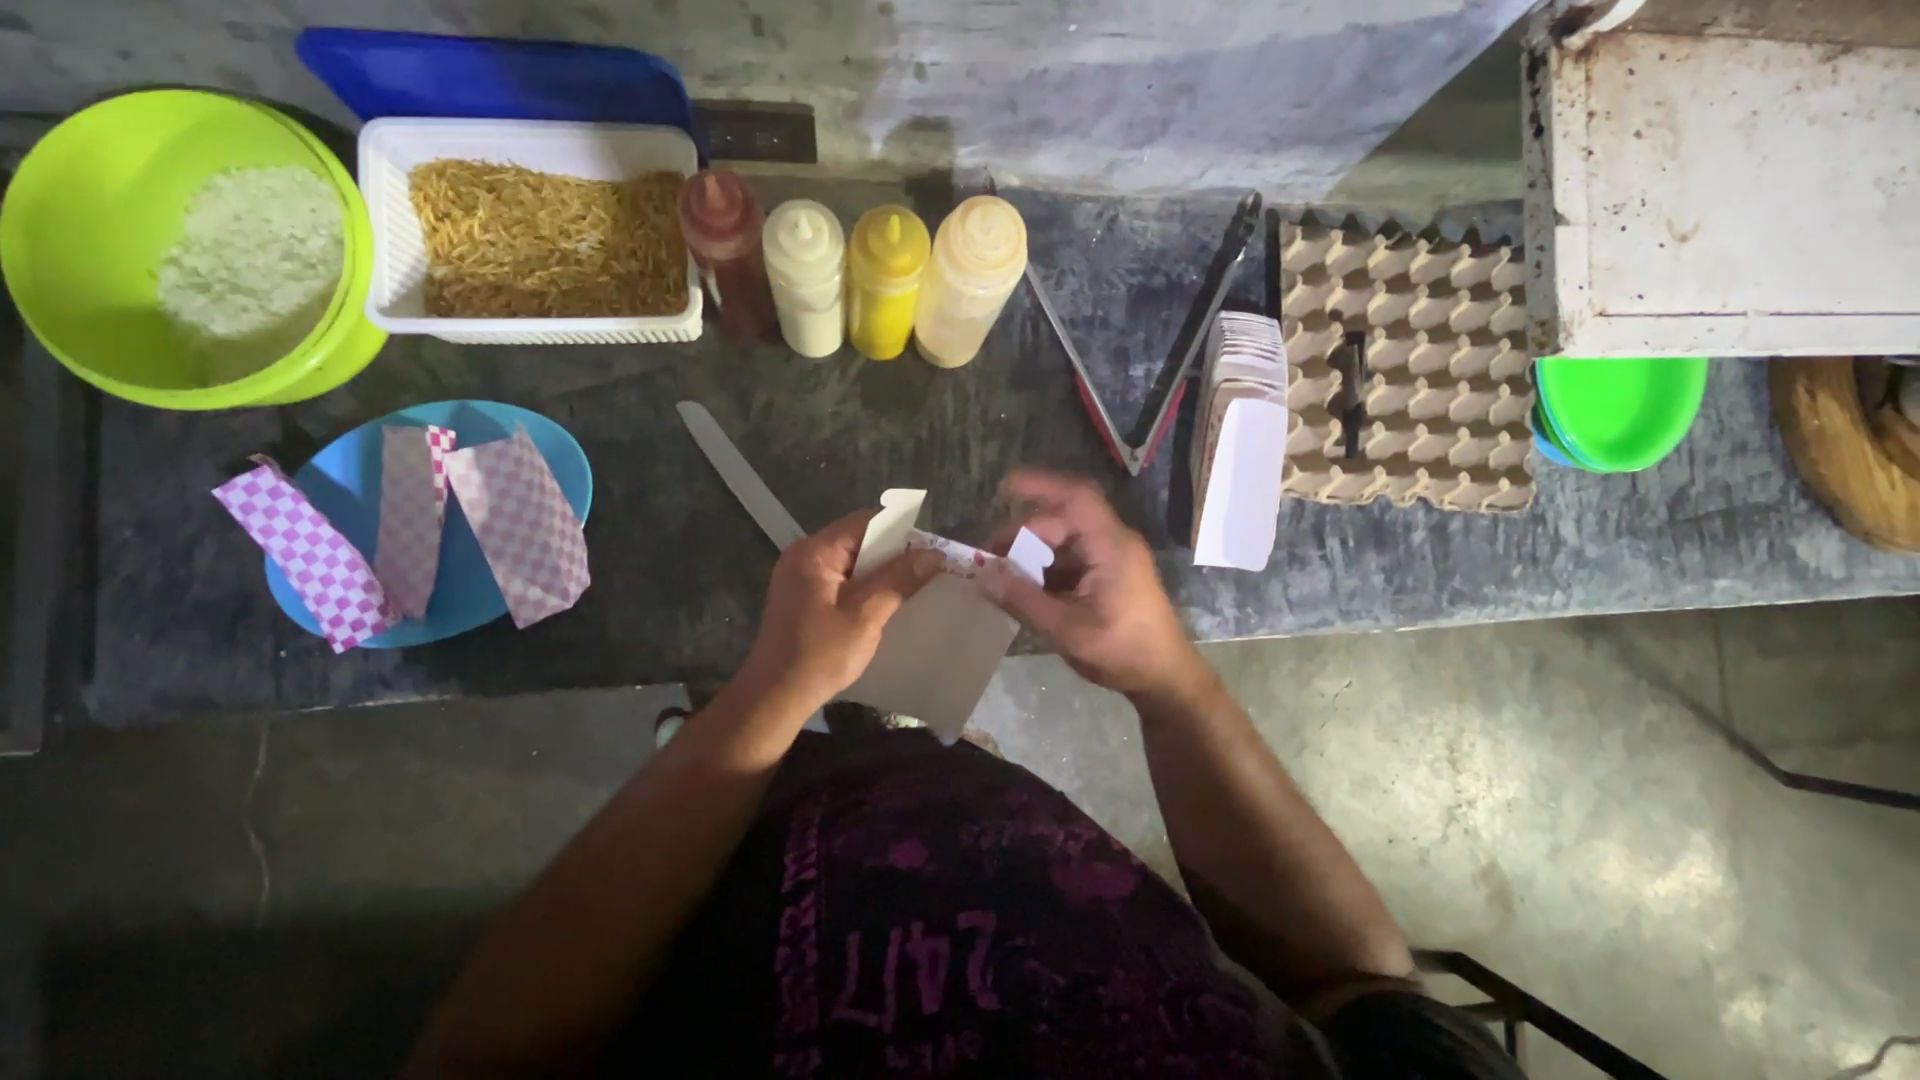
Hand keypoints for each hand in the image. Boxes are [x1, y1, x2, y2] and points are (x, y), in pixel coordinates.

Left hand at [741, 510, 942, 707]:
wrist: (775, 696)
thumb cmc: (820, 655)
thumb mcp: (865, 616)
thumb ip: (898, 580)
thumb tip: (933, 554)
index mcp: (815, 551)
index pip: (865, 522)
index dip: (901, 532)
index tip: (930, 552)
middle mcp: (804, 554)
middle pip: (858, 538)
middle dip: (893, 553)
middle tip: (928, 572)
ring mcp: (800, 575)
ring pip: (851, 560)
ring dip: (880, 572)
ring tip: (913, 587)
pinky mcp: (802, 595)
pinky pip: (840, 578)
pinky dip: (864, 585)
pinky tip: (885, 604)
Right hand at [983, 469, 1211, 700]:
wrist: (1165, 678)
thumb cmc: (1123, 651)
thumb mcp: (1067, 629)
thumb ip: (1023, 600)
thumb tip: (983, 578)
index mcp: (1110, 546)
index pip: (1075, 497)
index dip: (1039, 485)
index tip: (1002, 489)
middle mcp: (1113, 543)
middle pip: (1062, 520)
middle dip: (1023, 533)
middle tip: (990, 558)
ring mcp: (1112, 559)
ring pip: (1064, 541)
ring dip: (1032, 554)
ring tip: (1001, 576)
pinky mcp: (1109, 576)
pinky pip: (1071, 560)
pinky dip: (1045, 570)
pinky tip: (1024, 590)